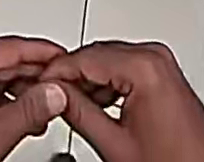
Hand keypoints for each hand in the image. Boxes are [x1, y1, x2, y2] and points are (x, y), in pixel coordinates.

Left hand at [0, 36, 69, 161]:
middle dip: (38, 75)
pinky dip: (14, 105)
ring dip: (28, 93)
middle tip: (64, 84)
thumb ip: (28, 109)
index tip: (65, 57)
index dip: (43, 52)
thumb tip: (54, 92)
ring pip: (4, 79)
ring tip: (52, 104)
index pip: (13, 47)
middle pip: (10, 61)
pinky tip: (31, 117)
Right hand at [39, 41, 203, 161]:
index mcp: (144, 67)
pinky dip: (108, 84)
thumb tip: (55, 94)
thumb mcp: (117, 147)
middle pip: (98, 55)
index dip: (57, 71)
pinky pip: (126, 68)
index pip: (86, 57)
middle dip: (72, 75)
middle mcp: (155, 56)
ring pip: (110, 61)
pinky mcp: (165, 72)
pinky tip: (94, 105)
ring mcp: (162, 63)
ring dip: (89, 80)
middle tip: (48, 93)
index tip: (38, 83)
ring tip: (68, 103)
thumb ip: (80, 114)